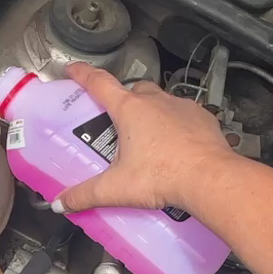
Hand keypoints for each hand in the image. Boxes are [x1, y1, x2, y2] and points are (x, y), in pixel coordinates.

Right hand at [52, 61, 239, 218]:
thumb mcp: (115, 188)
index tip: (74, 70)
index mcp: (129, 110)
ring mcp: (181, 107)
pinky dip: (175, 125)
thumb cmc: (164, 176)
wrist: (209, 178)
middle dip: (122, 100)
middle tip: (115, 120)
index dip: (83, 75)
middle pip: (132, 90)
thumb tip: (63, 203)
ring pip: (160, 100)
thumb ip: (84, 195)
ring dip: (150, 113)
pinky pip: (184, 115)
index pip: (99, 83)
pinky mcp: (202, 118)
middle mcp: (156, 101)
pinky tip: (173, 145)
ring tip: (145, 138)